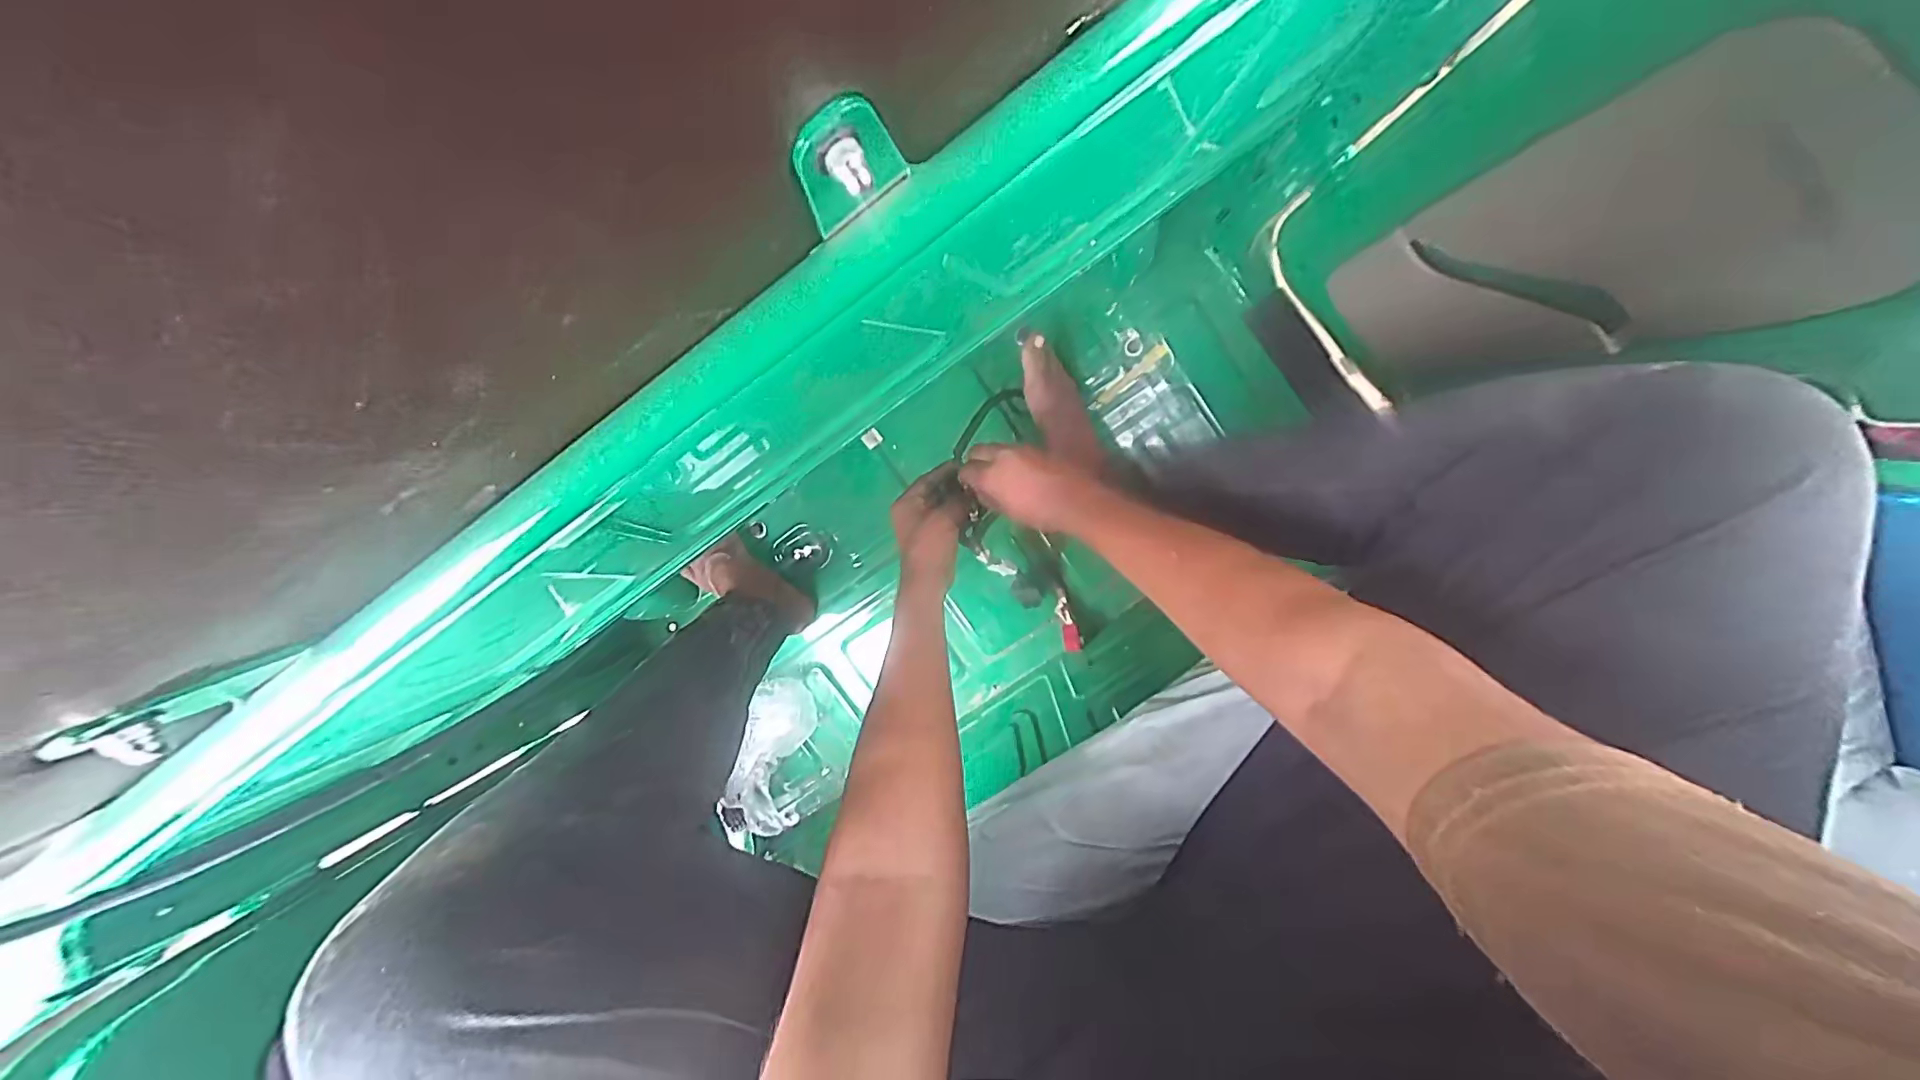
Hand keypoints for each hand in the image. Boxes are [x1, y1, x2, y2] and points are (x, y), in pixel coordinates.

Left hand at [892, 464, 971, 590]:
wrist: (927, 581)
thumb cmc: (931, 547)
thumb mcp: (945, 518)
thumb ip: (958, 500)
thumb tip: (972, 487)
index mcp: (906, 502)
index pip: (928, 478)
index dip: (948, 471)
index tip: (968, 466)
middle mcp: (910, 510)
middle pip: (935, 491)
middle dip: (956, 487)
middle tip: (978, 481)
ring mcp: (920, 524)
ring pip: (942, 505)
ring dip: (959, 501)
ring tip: (980, 496)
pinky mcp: (931, 536)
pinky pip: (946, 518)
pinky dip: (959, 514)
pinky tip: (975, 512)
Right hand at [958, 444, 1107, 533]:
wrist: (1077, 500)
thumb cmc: (1041, 513)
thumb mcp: (1009, 512)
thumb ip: (990, 498)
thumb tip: (980, 491)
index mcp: (990, 474)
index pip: (965, 470)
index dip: (965, 479)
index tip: (969, 487)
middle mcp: (1002, 454)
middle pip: (977, 450)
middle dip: (976, 461)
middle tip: (981, 476)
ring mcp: (1021, 447)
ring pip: (997, 448)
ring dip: (995, 458)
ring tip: (1002, 474)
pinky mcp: (1037, 446)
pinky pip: (1015, 450)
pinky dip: (1011, 458)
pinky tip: (1022, 471)